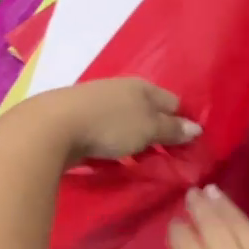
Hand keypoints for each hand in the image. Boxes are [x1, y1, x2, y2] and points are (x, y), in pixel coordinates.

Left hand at [20, 78, 200, 163]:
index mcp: (143, 87)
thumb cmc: (110, 125)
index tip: (189, 145)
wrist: (52, 127)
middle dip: (159, 131)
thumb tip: (196, 128)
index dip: (184, 121)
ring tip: (142, 161)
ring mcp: (98, 103)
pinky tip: (115, 158)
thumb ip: (172, 129)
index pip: (174, 102)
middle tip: (168, 157)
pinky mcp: (79, 119)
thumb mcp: (148, 129)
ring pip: (127, 120)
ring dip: (136, 138)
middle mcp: (121, 89)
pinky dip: (115, 143)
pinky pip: (107, 131)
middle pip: (149, 110)